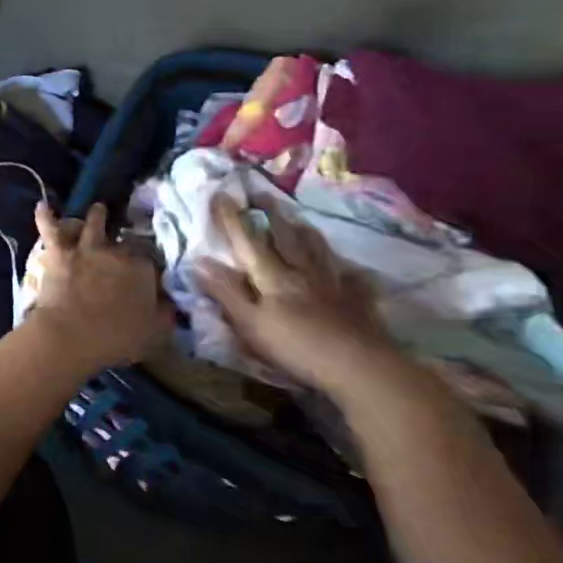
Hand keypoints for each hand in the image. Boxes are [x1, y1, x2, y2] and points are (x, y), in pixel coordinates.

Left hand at [28, 202, 172, 371]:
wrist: (71, 335)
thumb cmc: (115, 339)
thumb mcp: (154, 334)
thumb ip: (165, 315)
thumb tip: (171, 303)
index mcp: (142, 270)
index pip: (151, 259)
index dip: (150, 263)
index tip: (150, 268)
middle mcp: (116, 252)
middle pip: (125, 241)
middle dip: (128, 241)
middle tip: (128, 242)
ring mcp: (86, 248)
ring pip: (93, 224)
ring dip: (97, 215)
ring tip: (99, 209)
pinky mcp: (59, 253)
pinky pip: (50, 229)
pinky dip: (45, 216)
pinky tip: (42, 205)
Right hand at [193, 193, 404, 393]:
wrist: (361, 368)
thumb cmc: (296, 347)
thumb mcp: (250, 324)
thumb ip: (226, 292)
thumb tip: (200, 261)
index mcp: (273, 277)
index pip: (248, 241)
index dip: (232, 219)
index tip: (221, 194)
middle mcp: (303, 272)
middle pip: (286, 237)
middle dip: (271, 214)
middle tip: (261, 194)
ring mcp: (334, 285)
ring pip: (318, 250)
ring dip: (305, 232)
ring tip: (298, 220)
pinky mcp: (359, 303)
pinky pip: (353, 279)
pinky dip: (347, 270)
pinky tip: (348, 269)